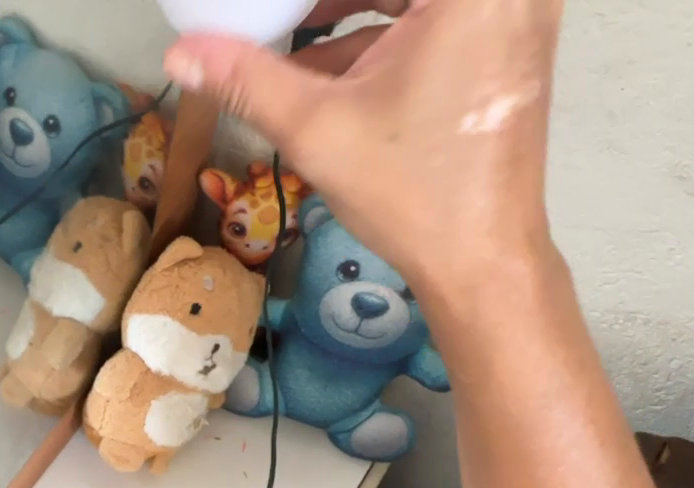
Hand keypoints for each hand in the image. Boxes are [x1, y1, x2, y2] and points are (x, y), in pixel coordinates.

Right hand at [164, 0, 563, 298]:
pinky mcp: (507, 38)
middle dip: (325, 4)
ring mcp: (514, 7)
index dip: (308, 1)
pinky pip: (432, 13)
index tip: (269, 14)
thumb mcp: (314, 128)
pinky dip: (378, 31)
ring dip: (347, 9)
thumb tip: (179, 53)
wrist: (477, 256)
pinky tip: (323, 69)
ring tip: (288, 36)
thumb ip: (245, 81)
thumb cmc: (404, 190)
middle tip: (275, 20)